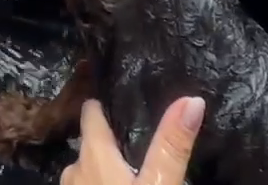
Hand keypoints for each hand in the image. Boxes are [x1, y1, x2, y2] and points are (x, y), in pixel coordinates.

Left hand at [62, 97, 202, 184]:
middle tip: (132, 140)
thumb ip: (172, 144)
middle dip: (106, 142)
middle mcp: (75, 171)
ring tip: (128, 171)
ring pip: (87, 173)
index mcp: (92, 154)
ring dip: (103, 171)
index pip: (90, 113)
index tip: (113, 94)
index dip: (101, 103)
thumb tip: (192, 99)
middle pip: (89, 145)